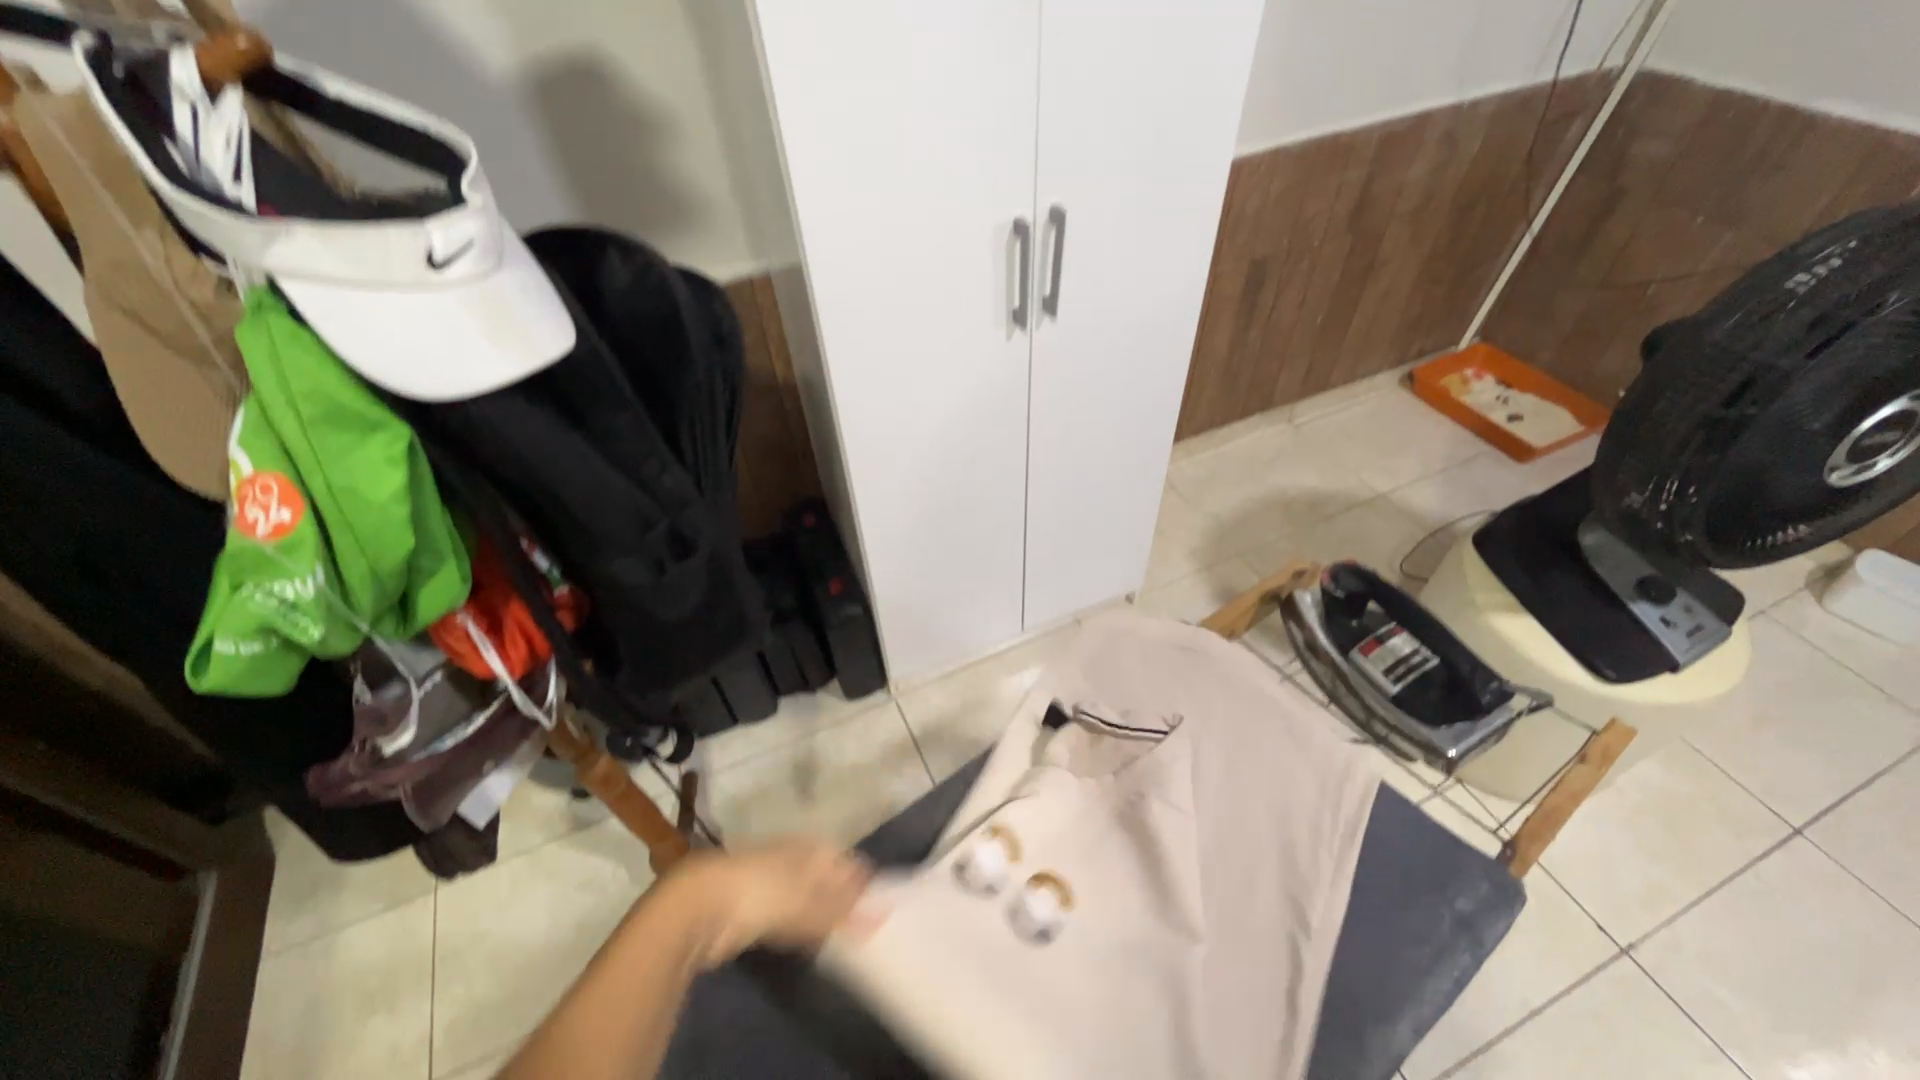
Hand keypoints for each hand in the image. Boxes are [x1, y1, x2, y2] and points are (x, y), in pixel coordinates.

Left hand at [657, 839, 873, 969]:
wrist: (697, 908)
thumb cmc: (759, 890)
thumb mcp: (807, 899)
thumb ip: (843, 908)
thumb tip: (882, 913)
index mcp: (803, 846)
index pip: (837, 854)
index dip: (855, 875)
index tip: (874, 898)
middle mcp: (786, 859)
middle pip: (821, 876)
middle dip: (840, 896)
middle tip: (863, 921)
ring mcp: (765, 884)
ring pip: (803, 898)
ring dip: (821, 914)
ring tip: (843, 934)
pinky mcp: (749, 912)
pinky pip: (785, 919)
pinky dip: (801, 929)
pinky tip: (812, 942)